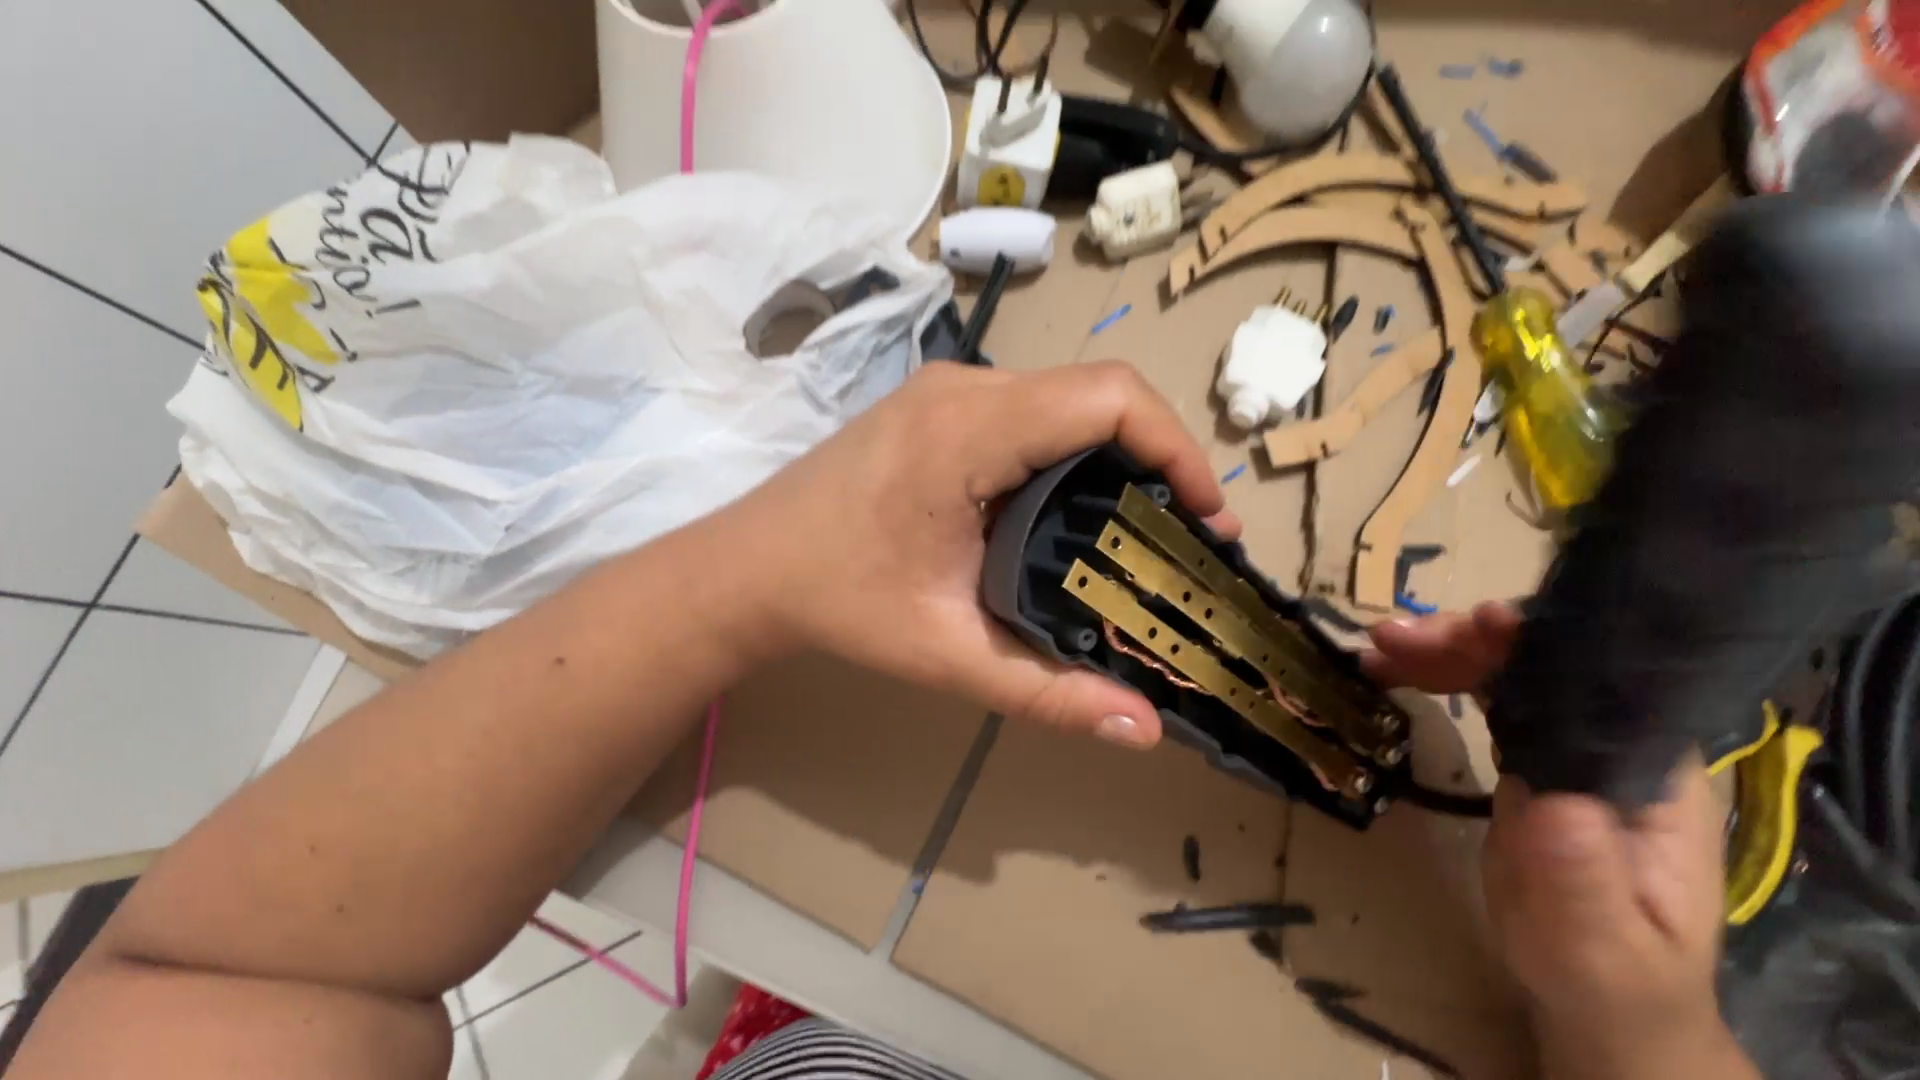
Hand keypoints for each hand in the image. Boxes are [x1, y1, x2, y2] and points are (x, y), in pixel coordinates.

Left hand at [724, 361, 1237, 748]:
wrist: (747, 566)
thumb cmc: (839, 603)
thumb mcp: (946, 655)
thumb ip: (1047, 692)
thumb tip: (1144, 730)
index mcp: (966, 434)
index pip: (1106, 398)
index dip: (1178, 446)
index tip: (1209, 516)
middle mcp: (962, 389)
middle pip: (1098, 391)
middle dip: (1159, 455)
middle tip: (1186, 535)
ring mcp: (946, 387)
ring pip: (1067, 395)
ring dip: (1119, 451)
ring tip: (1144, 526)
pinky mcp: (938, 402)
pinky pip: (1033, 405)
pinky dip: (1075, 447)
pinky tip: (1078, 506)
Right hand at [1363, 603, 1748, 1078]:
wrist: (1602, 998)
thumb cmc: (1613, 975)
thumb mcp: (1600, 944)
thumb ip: (1582, 880)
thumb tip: (1551, 801)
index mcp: (1653, 778)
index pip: (1604, 687)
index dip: (1543, 646)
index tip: (1478, 623)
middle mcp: (1616, 747)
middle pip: (1547, 667)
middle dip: (1468, 641)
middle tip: (1390, 640)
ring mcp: (1572, 749)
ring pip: (1512, 674)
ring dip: (1444, 651)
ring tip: (1377, 648)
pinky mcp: (1532, 759)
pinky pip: (1490, 700)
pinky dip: (1441, 677)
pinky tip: (1396, 670)